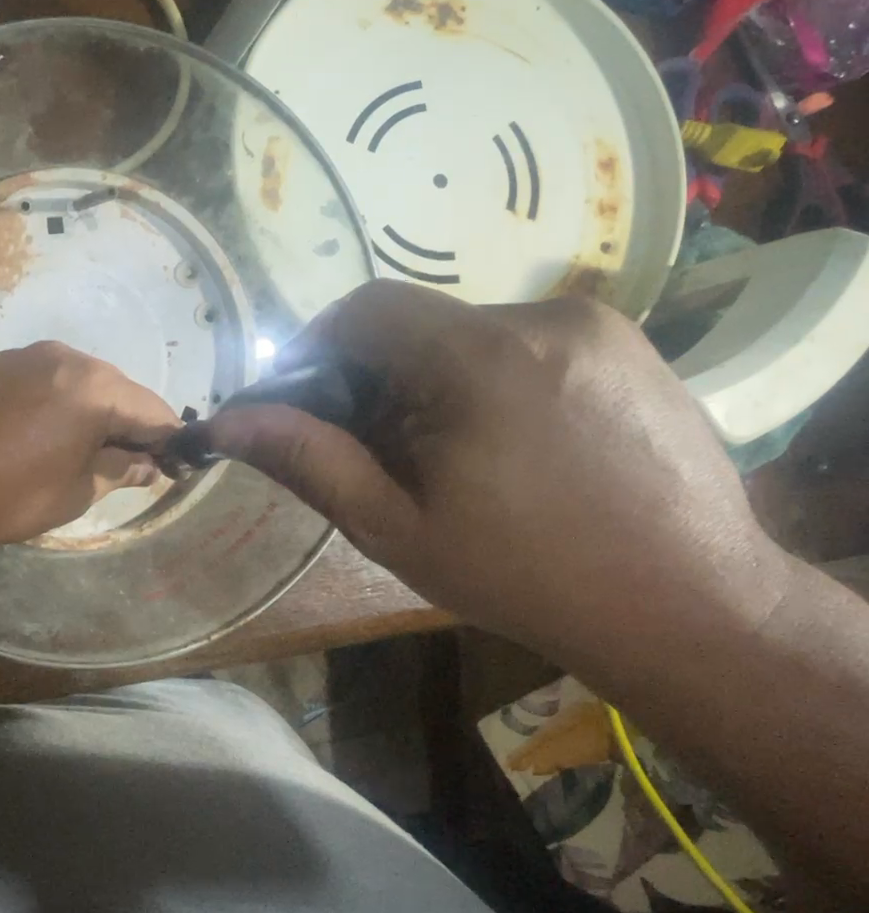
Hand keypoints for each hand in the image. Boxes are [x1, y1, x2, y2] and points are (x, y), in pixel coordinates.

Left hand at [0, 341, 179, 544]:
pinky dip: (53, 403)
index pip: (153, 411)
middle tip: (121, 464)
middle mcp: (65, 357)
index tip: (169, 467)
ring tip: (76, 451)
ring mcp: (24, 356)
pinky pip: (41, 380)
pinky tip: (40, 433)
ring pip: (77, 382)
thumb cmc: (9, 492)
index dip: (167, 442)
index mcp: (95, 387)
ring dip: (87, 413)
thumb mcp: (74, 492)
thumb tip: (147, 464)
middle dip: (126, 425)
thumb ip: (119, 471)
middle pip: (116, 391)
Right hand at [198, 280, 790, 666]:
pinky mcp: (629, 346)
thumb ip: (306, 459)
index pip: (363, 310)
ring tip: (439, 459)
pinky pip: (520, 345)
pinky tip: (500, 449)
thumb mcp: (391, 525)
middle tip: (367, 452)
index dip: (312, 348)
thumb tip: (222, 422)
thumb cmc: (522, 572)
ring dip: (426, 382)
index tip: (299, 407)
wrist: (690, 603)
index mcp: (478, 358)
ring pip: (465, 335)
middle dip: (370, 378)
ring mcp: (597, 327)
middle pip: (414, 324)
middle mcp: (542, 318)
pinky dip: (482, 382)